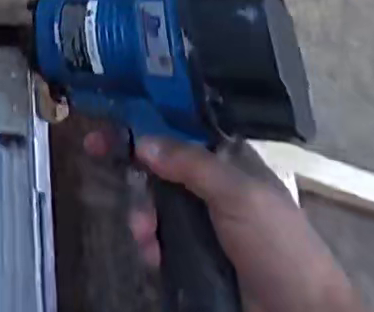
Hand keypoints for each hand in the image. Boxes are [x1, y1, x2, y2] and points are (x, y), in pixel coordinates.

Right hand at [82, 129, 276, 269]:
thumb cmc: (279, 248)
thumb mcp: (239, 196)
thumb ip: (190, 163)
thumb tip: (142, 142)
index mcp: (228, 159)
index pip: (179, 126)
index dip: (145, 118)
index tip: (110, 114)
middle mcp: (212, 185)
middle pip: (159, 162)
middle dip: (133, 165)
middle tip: (94, 152)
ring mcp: (204, 224)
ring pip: (154, 201)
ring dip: (141, 212)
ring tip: (144, 234)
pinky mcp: (196, 259)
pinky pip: (159, 240)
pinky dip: (149, 244)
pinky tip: (152, 255)